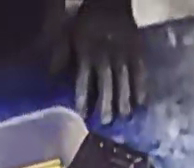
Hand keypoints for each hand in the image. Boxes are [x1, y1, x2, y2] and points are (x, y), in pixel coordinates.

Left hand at [51, 0, 144, 123]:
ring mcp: (122, 55)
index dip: (83, 100)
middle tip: (107, 123)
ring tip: (125, 117)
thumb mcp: (69, 34)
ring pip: (123, 81)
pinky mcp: (136, 51)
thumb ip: (61, 55)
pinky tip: (141, 104)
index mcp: (86, 55)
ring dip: (124, 100)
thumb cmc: (87, 19)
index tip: (83, 117)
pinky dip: (140, 88)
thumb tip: (52, 77)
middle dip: (106, 104)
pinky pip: (139, 71)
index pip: (83, 82)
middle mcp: (105, 58)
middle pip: (105, 85)